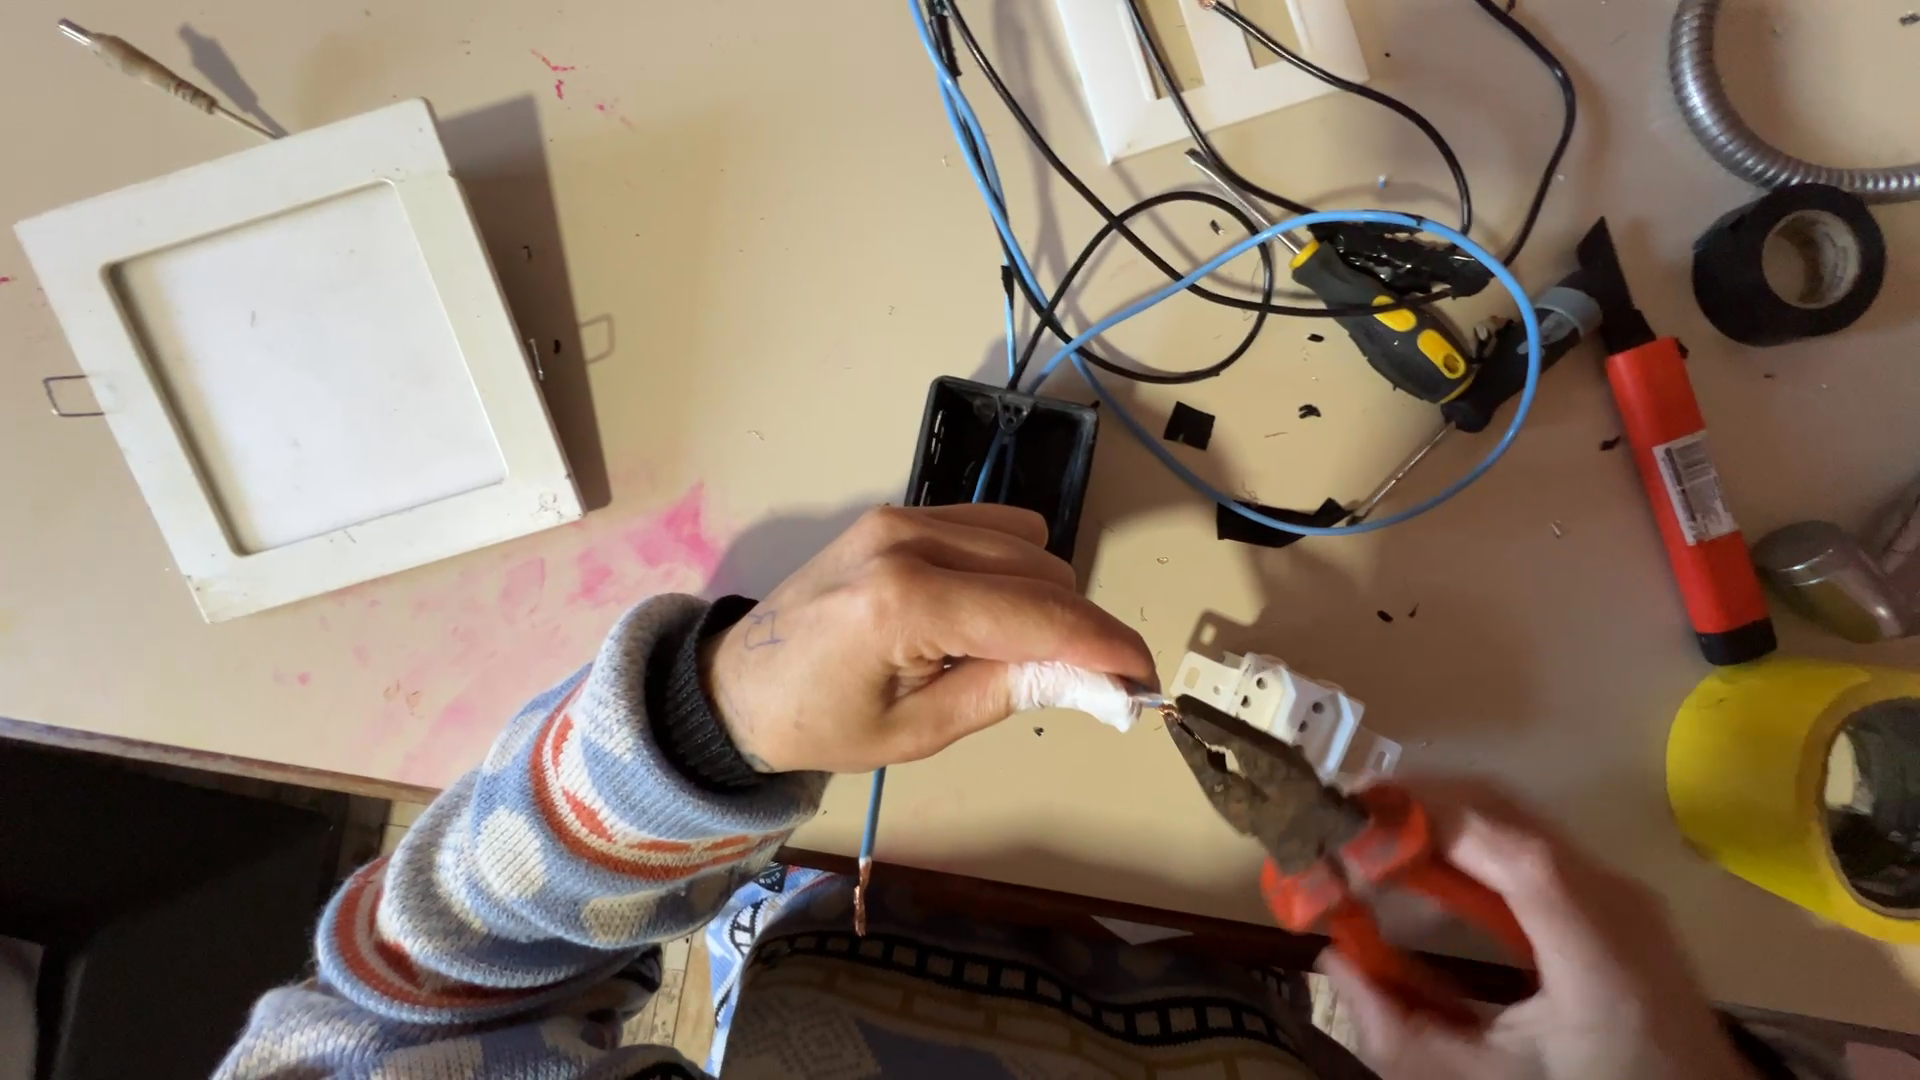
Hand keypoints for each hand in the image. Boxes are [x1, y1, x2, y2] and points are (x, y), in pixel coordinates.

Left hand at [700, 505, 1153, 773]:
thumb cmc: (824, 724)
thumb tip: (1100, 679)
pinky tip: (985, 608)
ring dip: (1045, 596)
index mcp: (907, 601)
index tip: (1145, 678)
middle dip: (1076, 628)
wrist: (740, 685)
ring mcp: (903, 515)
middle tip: (1075, 682)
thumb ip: (1014, 691)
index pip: (1039, 613)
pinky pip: (992, 526)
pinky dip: (1013, 566)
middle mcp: (910, 538)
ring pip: (1026, 542)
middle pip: (1043, 571)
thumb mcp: (923, 729)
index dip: (1105, 645)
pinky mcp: (900, 511)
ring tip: (1007, 648)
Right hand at [1320, 782, 1757, 1079]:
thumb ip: (1399, 1029)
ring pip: (1504, 809)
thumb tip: (1331, 958)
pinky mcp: (1602, 889)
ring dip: (1429, 810)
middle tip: (1342, 820)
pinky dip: (1456, 829)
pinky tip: (1420, 857)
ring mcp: (1612, 885)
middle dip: (1409, 803)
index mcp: (1600, 952)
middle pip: (1499, 809)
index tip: (1349, 833)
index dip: (1424, 826)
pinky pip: (1517, 832)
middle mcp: (1613, 898)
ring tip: (1369, 832)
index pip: (1513, 852)